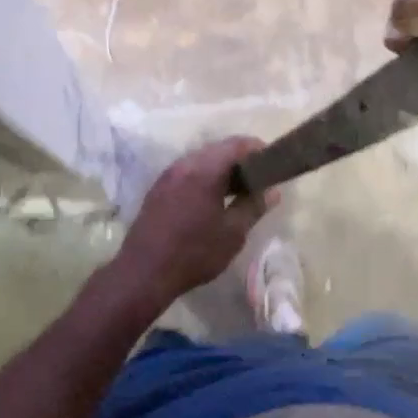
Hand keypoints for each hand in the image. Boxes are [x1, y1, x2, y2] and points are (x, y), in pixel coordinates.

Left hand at [113, 137, 276, 304]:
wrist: (144, 272)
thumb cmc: (194, 253)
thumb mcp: (232, 233)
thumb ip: (254, 207)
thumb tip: (273, 191)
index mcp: (204, 170)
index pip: (236, 144)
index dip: (258, 149)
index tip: (273, 163)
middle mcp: (184, 164)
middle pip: (218, 149)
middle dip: (241, 159)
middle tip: (259, 179)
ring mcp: (167, 176)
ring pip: (201, 160)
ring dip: (222, 169)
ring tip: (239, 190)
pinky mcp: (158, 189)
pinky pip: (187, 172)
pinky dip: (205, 177)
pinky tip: (213, 199)